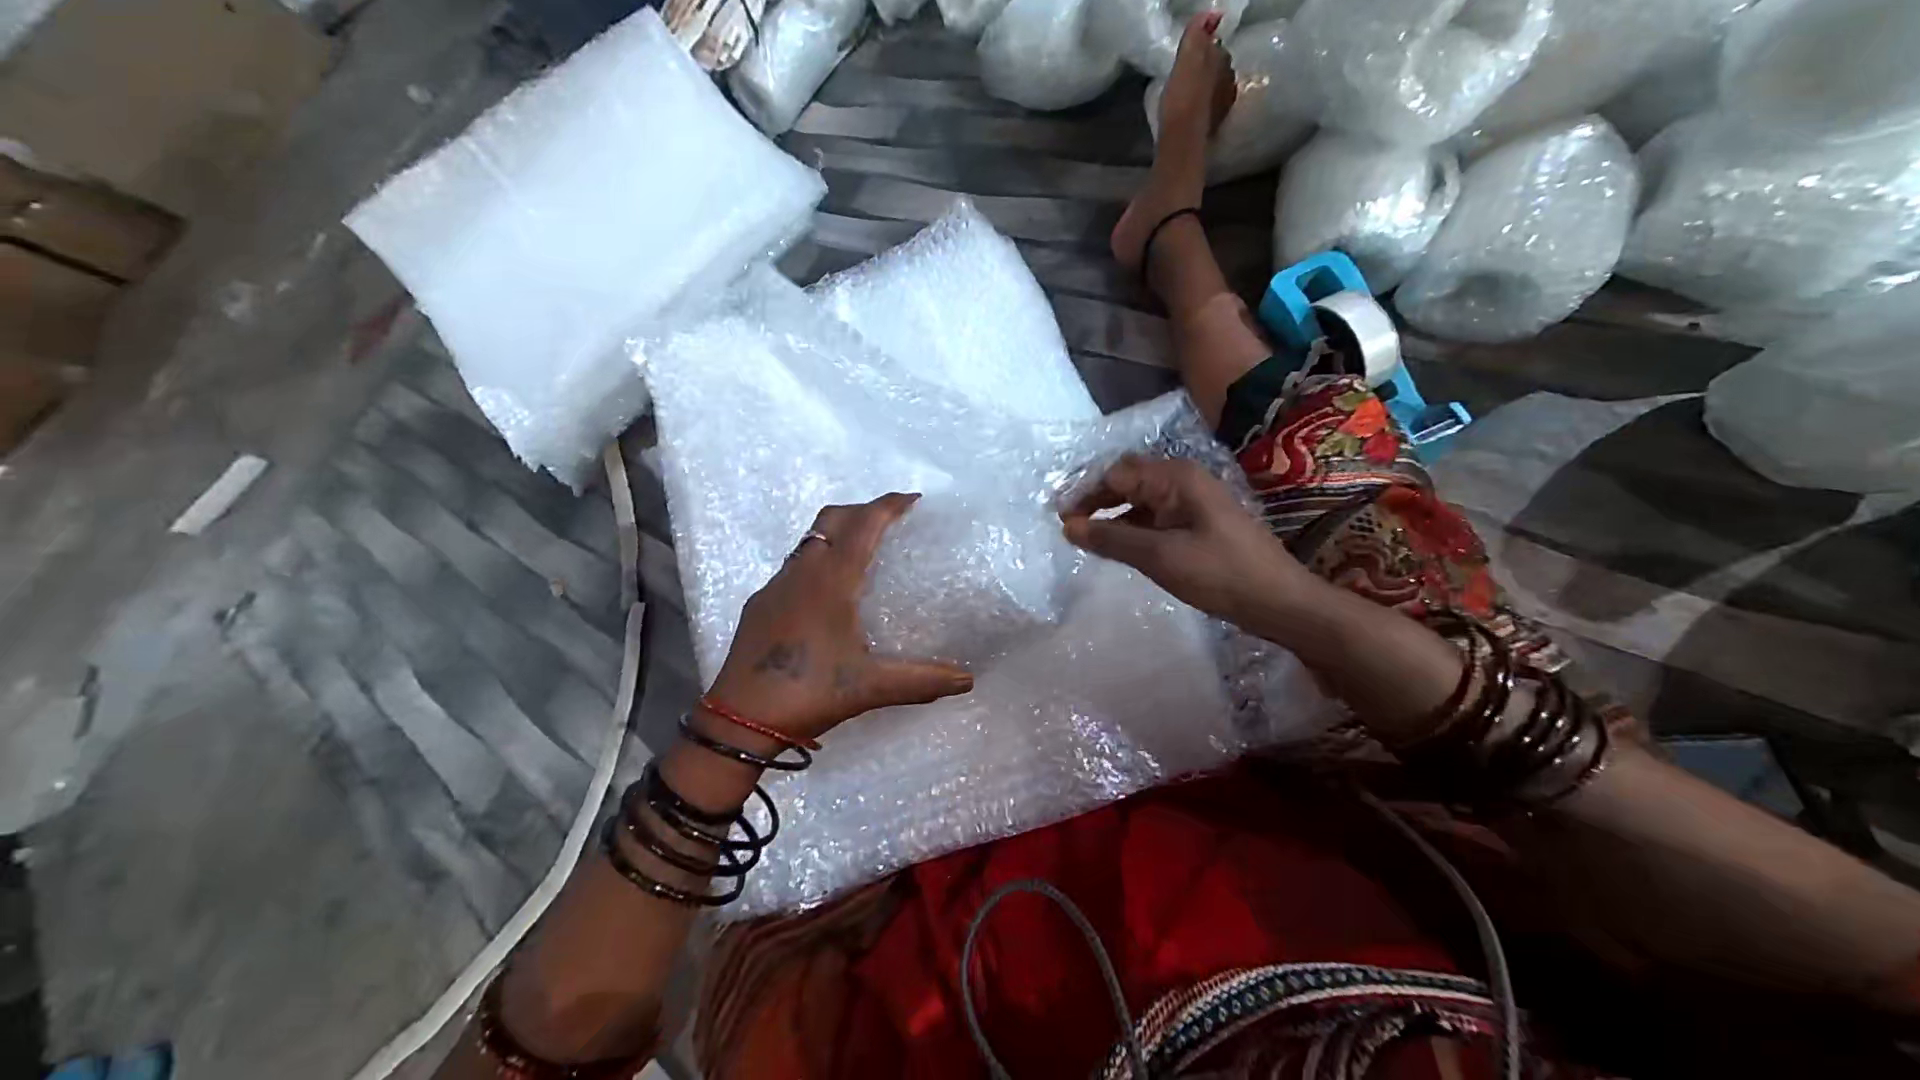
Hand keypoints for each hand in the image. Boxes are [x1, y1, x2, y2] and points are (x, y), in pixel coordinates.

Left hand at [704, 493, 975, 746]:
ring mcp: (776, 586)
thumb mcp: (871, 688)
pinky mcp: (760, 603)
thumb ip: (922, 680)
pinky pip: (795, 565)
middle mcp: (801, 573)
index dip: (889, 506)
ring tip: (865, 552)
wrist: (739, 719)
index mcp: (831, 581)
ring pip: (810, 540)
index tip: (913, 499)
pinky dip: (819, 559)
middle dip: (864, 510)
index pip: (863, 525)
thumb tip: (968, 679)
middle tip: (892, 522)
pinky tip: (828, 593)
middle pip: (833, 518)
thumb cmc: (809, 693)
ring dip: (839, 533)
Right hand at [1060, 455, 1317, 630]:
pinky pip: (1154, 517)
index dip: (1085, 493)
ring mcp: (1192, 502)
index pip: (1116, 473)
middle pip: (1127, 480)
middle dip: (1096, 500)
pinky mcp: (1198, 523)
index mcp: (1175, 478)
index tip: (1060, 519)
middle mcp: (1183, 480)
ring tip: (1087, 540)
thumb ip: (1111, 539)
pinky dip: (1132, 528)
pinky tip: (1118, 548)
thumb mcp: (1159, 557)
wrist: (1279, 601)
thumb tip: (1068, 527)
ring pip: (1140, 500)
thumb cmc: (1220, 574)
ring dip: (1112, 516)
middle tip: (1068, 526)